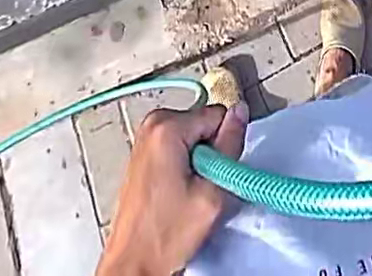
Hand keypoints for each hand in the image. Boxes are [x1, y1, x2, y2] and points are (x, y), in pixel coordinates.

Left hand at [96, 101, 247, 275]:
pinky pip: (178, 146)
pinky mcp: (143, 152)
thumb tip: (240, 110)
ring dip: (196, 162)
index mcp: (166, 126)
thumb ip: (230, 145)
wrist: (131, 268)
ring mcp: (145, 137)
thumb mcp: (212, 192)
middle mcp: (152, 124)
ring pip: (193, 136)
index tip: (213, 175)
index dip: (223, 146)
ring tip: (185, 194)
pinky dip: (183, 166)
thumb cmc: (165, 237)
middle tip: (199, 189)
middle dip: (209, 154)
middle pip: (204, 124)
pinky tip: (175, 194)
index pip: (219, 115)